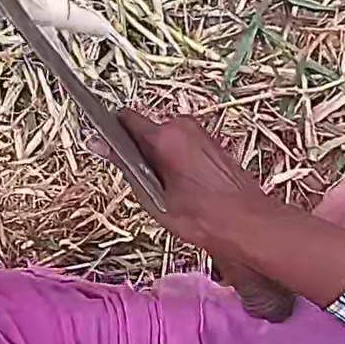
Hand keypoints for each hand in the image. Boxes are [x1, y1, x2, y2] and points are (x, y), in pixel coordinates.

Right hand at [113, 110, 280, 252]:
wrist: (246, 223)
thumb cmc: (201, 216)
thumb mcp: (151, 195)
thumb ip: (123, 165)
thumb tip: (98, 144)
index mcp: (164, 135)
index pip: (124, 120)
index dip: (112, 135)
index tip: (107, 151)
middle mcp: (182, 125)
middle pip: (144, 131)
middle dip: (138, 151)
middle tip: (145, 183)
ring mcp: (199, 131)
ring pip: (162, 139)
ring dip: (157, 158)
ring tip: (167, 189)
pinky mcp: (209, 141)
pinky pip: (180, 144)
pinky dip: (174, 160)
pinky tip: (183, 187)